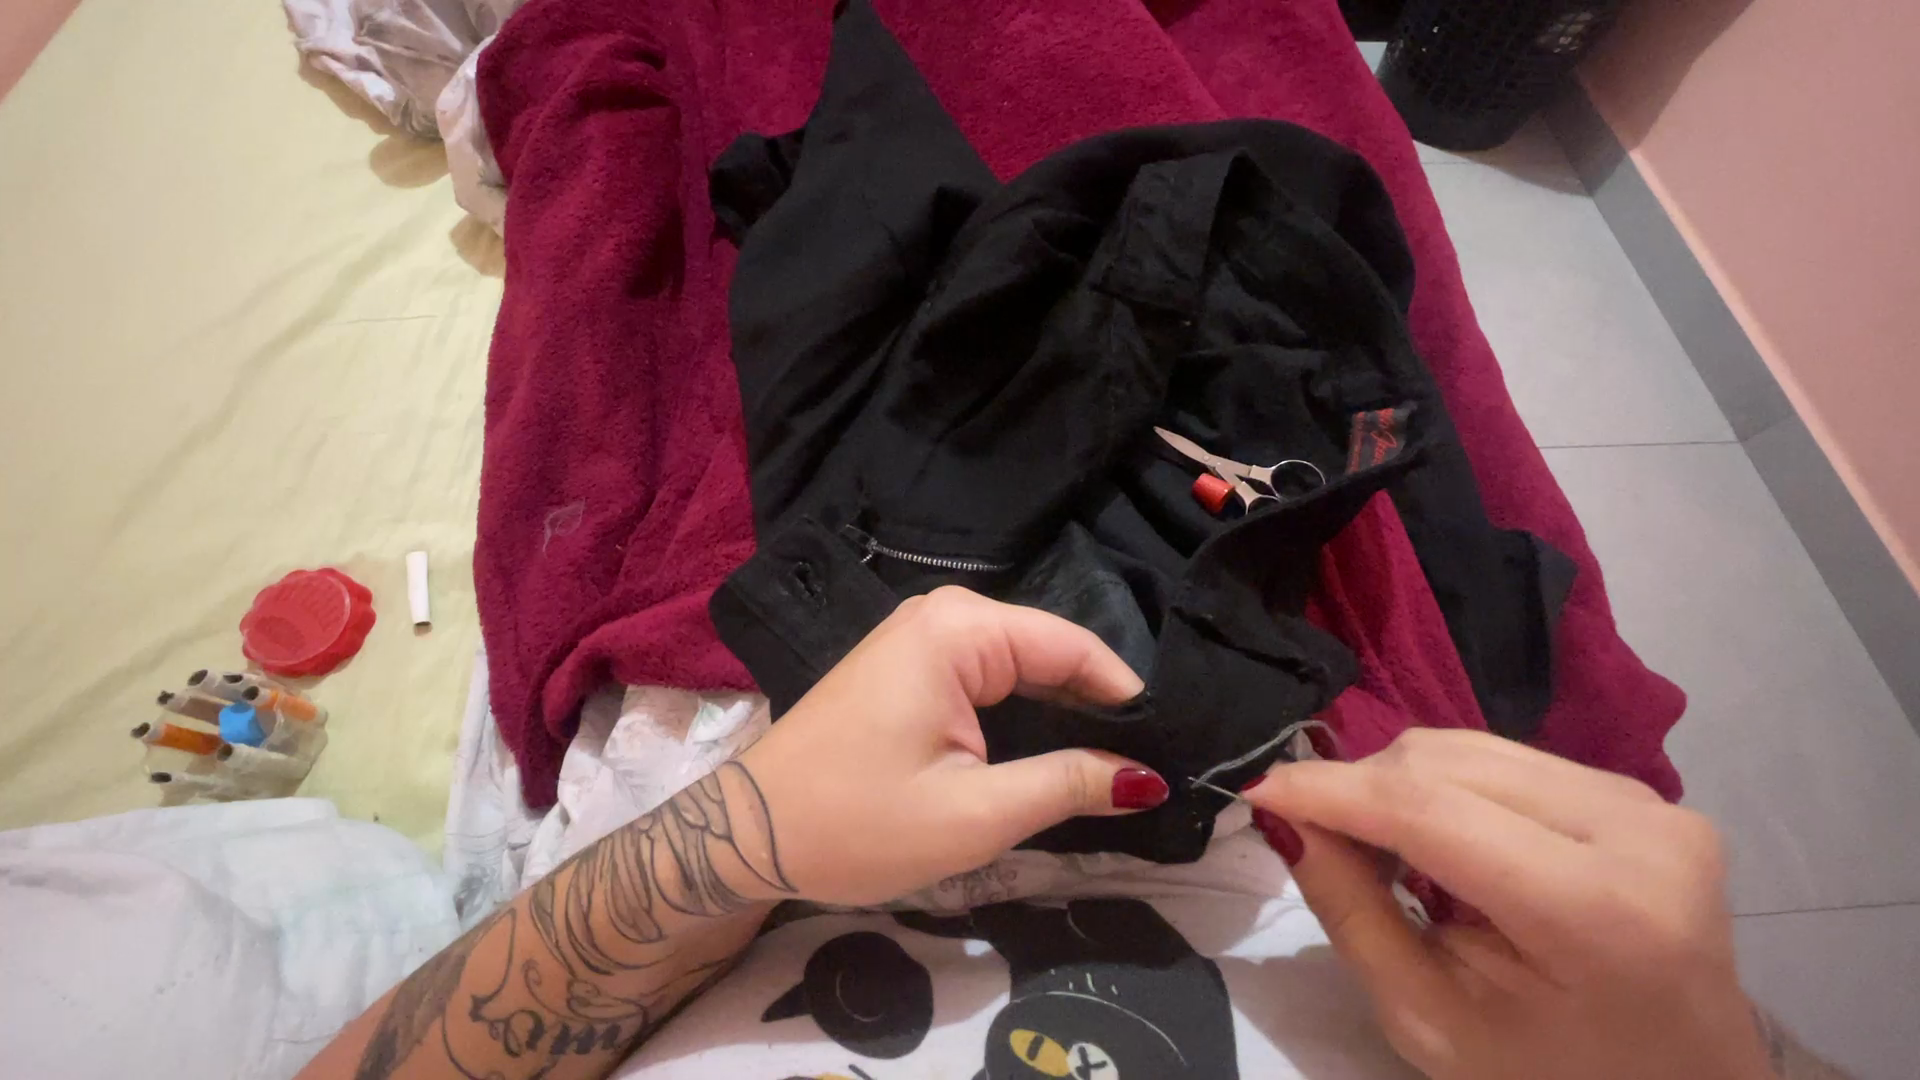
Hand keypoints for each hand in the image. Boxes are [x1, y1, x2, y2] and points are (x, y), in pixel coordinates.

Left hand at [737, 586, 1166, 906]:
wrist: (750, 833)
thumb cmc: (856, 823)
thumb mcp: (973, 814)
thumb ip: (1067, 784)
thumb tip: (1147, 774)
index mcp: (959, 630)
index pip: (1073, 647)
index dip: (1129, 697)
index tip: (1176, 747)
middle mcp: (944, 614)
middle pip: (1049, 652)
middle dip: (1099, 707)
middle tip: (1155, 765)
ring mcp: (922, 636)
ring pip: (1022, 666)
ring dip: (1065, 713)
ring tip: (1119, 763)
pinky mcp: (911, 664)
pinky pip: (989, 676)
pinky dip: (1025, 712)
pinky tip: (1057, 749)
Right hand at [1243, 728, 1771, 1079]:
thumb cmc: (1549, 1078)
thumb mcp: (1427, 1018)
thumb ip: (1349, 909)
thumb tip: (1283, 818)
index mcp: (1601, 913)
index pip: (1428, 812)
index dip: (1328, 791)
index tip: (1254, 790)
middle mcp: (1635, 830)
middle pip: (1437, 765)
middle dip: (1355, 790)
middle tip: (1318, 840)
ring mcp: (1643, 799)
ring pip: (1456, 746)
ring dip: (1390, 783)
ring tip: (1380, 847)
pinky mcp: (1630, 788)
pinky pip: (1489, 754)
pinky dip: (1432, 783)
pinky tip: (1433, 836)